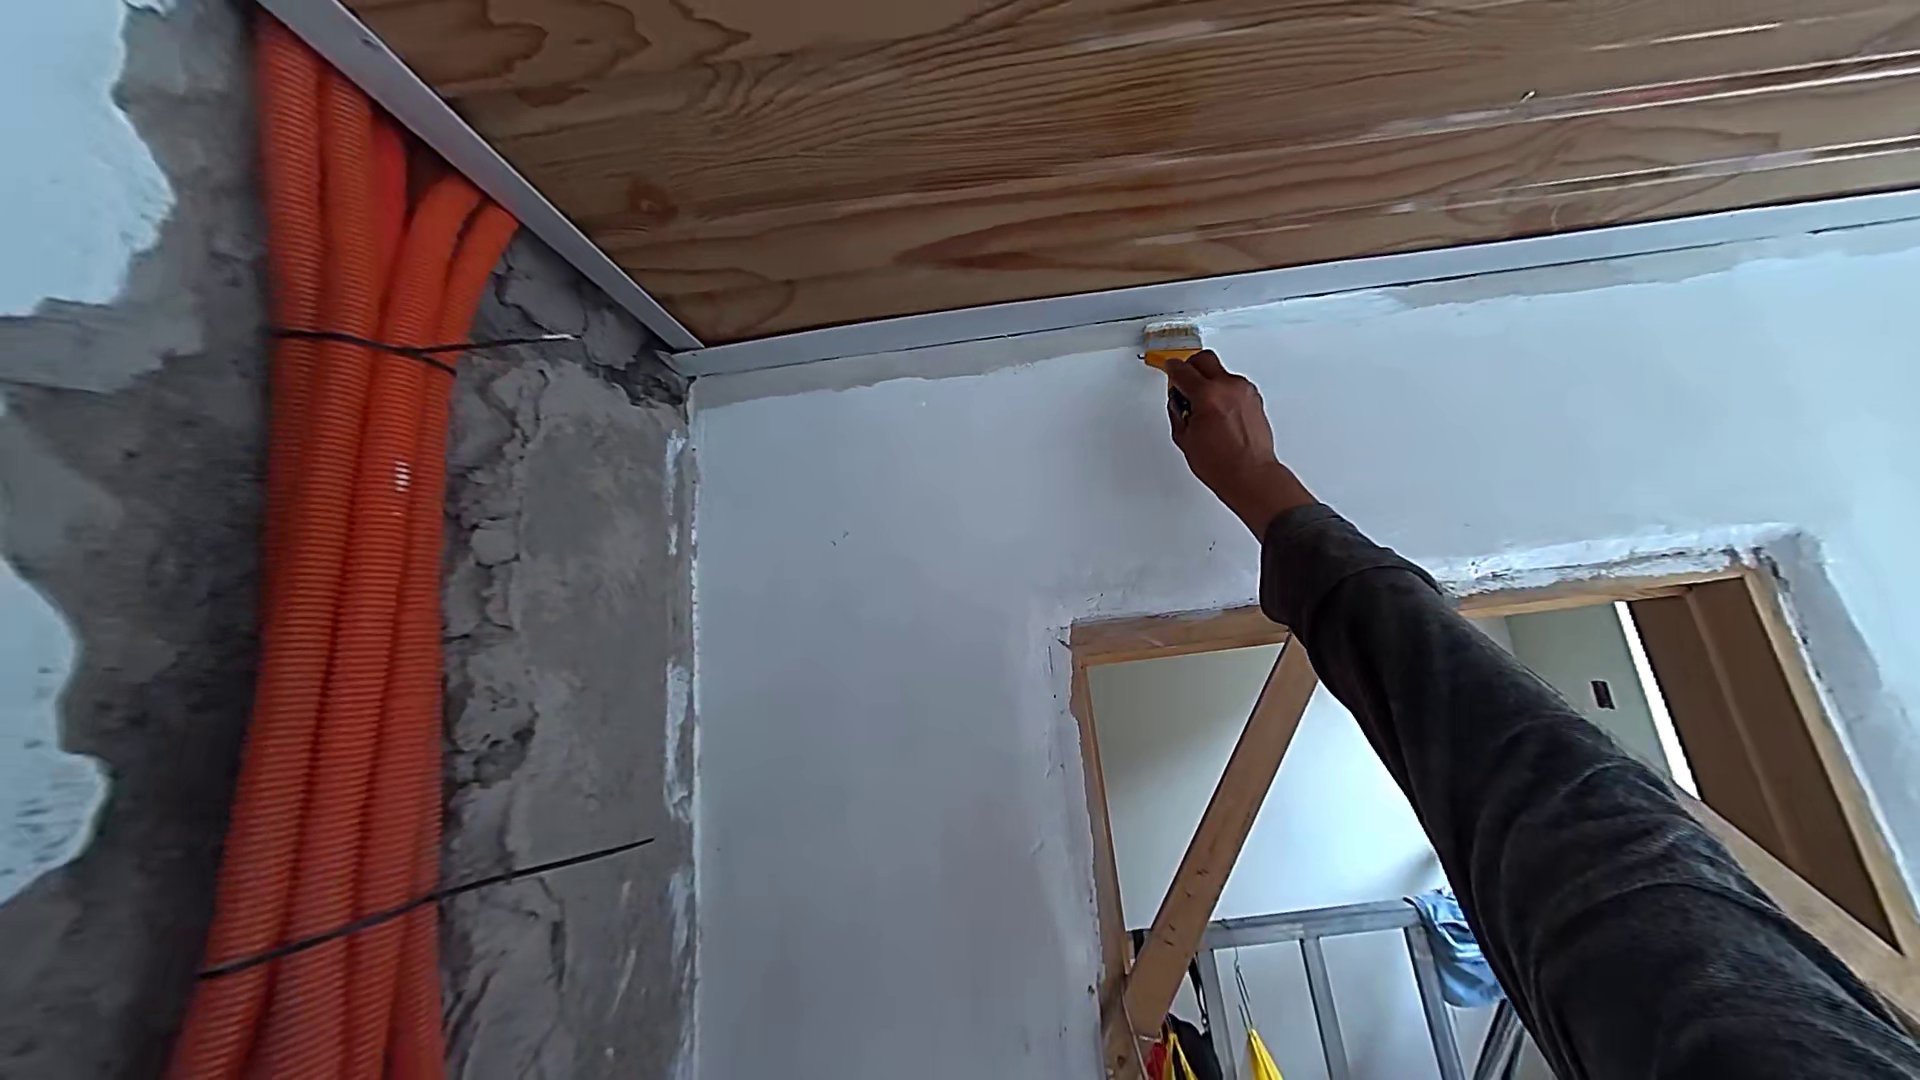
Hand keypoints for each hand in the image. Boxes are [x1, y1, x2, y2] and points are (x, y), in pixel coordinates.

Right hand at [1165, 350, 1315, 536]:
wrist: (1249, 473)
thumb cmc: (1221, 463)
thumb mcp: (1184, 437)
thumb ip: (1178, 412)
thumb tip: (1177, 401)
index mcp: (1208, 396)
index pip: (1183, 371)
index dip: (1172, 368)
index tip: (1169, 367)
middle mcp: (1229, 387)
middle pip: (1205, 359)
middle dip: (1191, 366)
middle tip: (1183, 377)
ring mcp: (1245, 391)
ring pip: (1221, 372)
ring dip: (1208, 380)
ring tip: (1200, 403)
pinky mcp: (1255, 398)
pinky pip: (1234, 384)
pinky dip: (1223, 390)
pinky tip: (1216, 408)